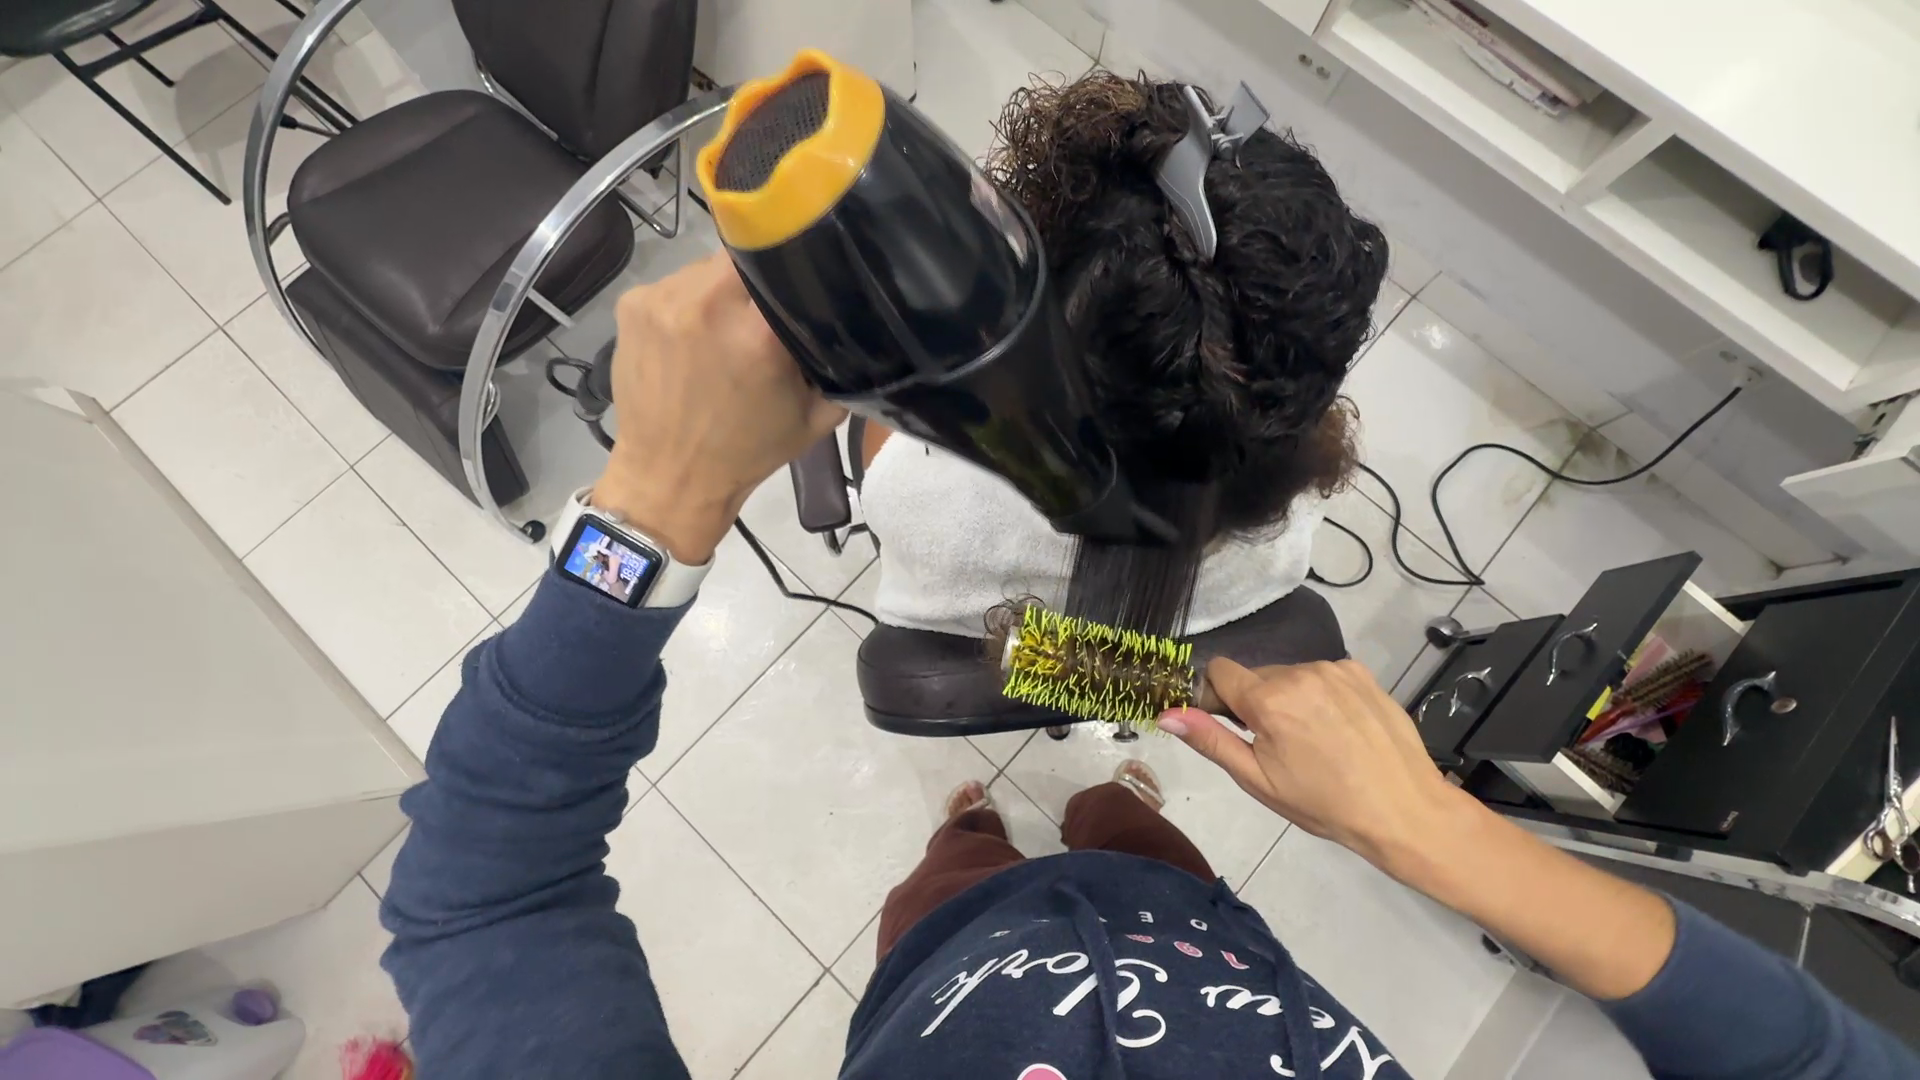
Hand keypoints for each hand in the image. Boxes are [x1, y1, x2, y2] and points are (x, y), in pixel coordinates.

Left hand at [593, 252, 844, 562]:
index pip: (786, 262)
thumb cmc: (750, 451)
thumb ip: (837, 364)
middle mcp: (708, 303)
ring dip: (721, 289)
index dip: (796, 269)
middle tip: (763, 312)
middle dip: (758, 278)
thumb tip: (849, 324)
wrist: (672, 477)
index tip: (802, 285)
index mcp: (760, 332)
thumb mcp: (817, 415)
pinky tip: (692, 337)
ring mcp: (664, 300)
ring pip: (706, 267)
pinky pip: (674, 284)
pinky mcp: (633, 304)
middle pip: (744, 256)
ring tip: (724, 328)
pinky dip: (688, 303)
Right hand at [1157, 658, 1468, 872]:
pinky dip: (1320, 695)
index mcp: (1268, 699)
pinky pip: (1321, 675)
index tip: (1238, 730)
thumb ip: (1210, 740)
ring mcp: (1334, 669)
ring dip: (1289, 699)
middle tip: (1281, 746)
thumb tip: (1166, 713)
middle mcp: (1299, 672)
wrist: (1407, 812)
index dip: (1219, 698)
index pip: (1219, 671)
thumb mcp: (1258, 781)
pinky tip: (1339, 728)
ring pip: (1289, 676)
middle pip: (1255, 675)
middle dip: (1257, 703)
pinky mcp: (1361, 672)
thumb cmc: (1324, 804)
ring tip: (1315, 740)